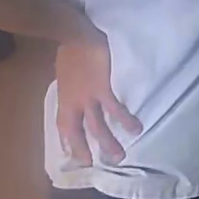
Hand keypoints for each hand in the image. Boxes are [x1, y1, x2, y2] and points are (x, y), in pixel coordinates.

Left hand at [55, 35, 139, 165]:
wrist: (74, 33)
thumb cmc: (69, 48)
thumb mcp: (64, 70)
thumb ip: (70, 84)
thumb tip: (73, 87)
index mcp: (64, 96)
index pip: (62, 124)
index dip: (67, 141)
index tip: (74, 155)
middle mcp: (73, 101)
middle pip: (77, 132)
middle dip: (85, 150)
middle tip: (95, 164)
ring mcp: (87, 97)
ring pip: (97, 127)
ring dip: (108, 143)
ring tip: (119, 156)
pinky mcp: (102, 89)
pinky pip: (115, 109)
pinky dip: (125, 119)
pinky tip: (136, 128)